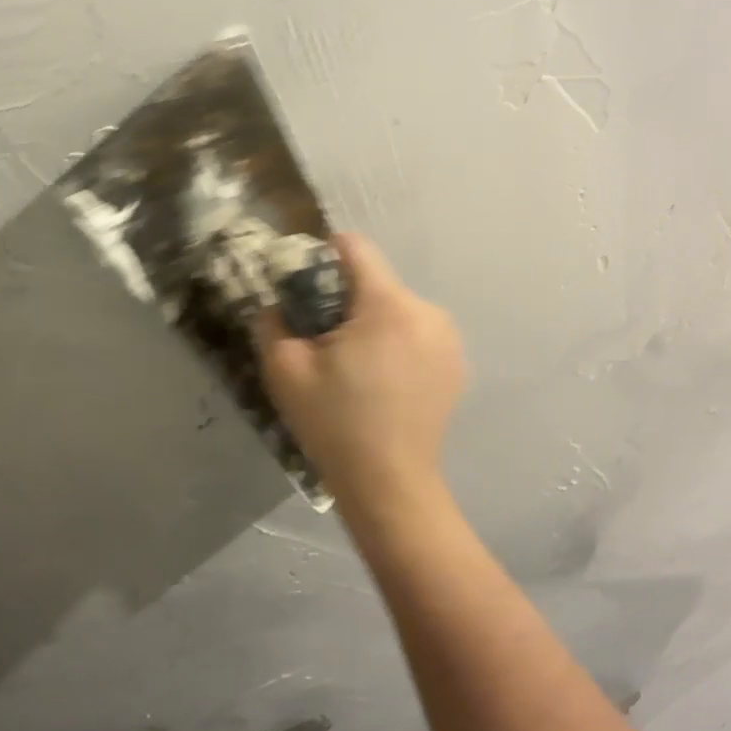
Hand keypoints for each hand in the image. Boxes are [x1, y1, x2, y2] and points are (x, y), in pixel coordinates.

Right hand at [254, 233, 466, 506]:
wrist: (388, 483)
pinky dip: (395, 344)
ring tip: (352, 366)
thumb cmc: (334, 423)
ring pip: (397, 309)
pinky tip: (380, 383)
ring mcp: (449, 339)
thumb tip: (277, 301)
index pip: (354, 247)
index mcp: (388, 305)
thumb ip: (273, 320)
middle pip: (376, 281)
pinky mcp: (456, 365)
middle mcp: (427, 311)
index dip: (321, 256)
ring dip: (372, 323)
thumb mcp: (284, 369)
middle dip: (345, 300)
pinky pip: (416, 334)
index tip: (302, 287)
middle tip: (321, 340)